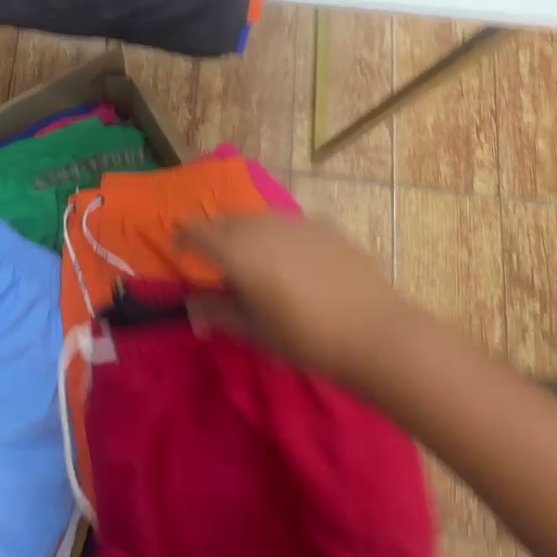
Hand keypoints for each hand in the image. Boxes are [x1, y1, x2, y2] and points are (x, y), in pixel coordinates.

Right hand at [183, 215, 407, 382]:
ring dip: (247, 234)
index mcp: (236, 249)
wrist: (377, 332)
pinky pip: (289, 224)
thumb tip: (192, 308)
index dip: (182, 237)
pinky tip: (294, 262)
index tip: (179, 252)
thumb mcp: (254, 331)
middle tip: (215, 262)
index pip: (195, 229)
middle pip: (226, 221)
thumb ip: (218, 312)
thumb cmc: (305, 337)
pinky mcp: (325, 226)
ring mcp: (296, 221)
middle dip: (214, 236)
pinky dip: (279, 237)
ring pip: (258, 219)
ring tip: (255, 261)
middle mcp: (261, 225)